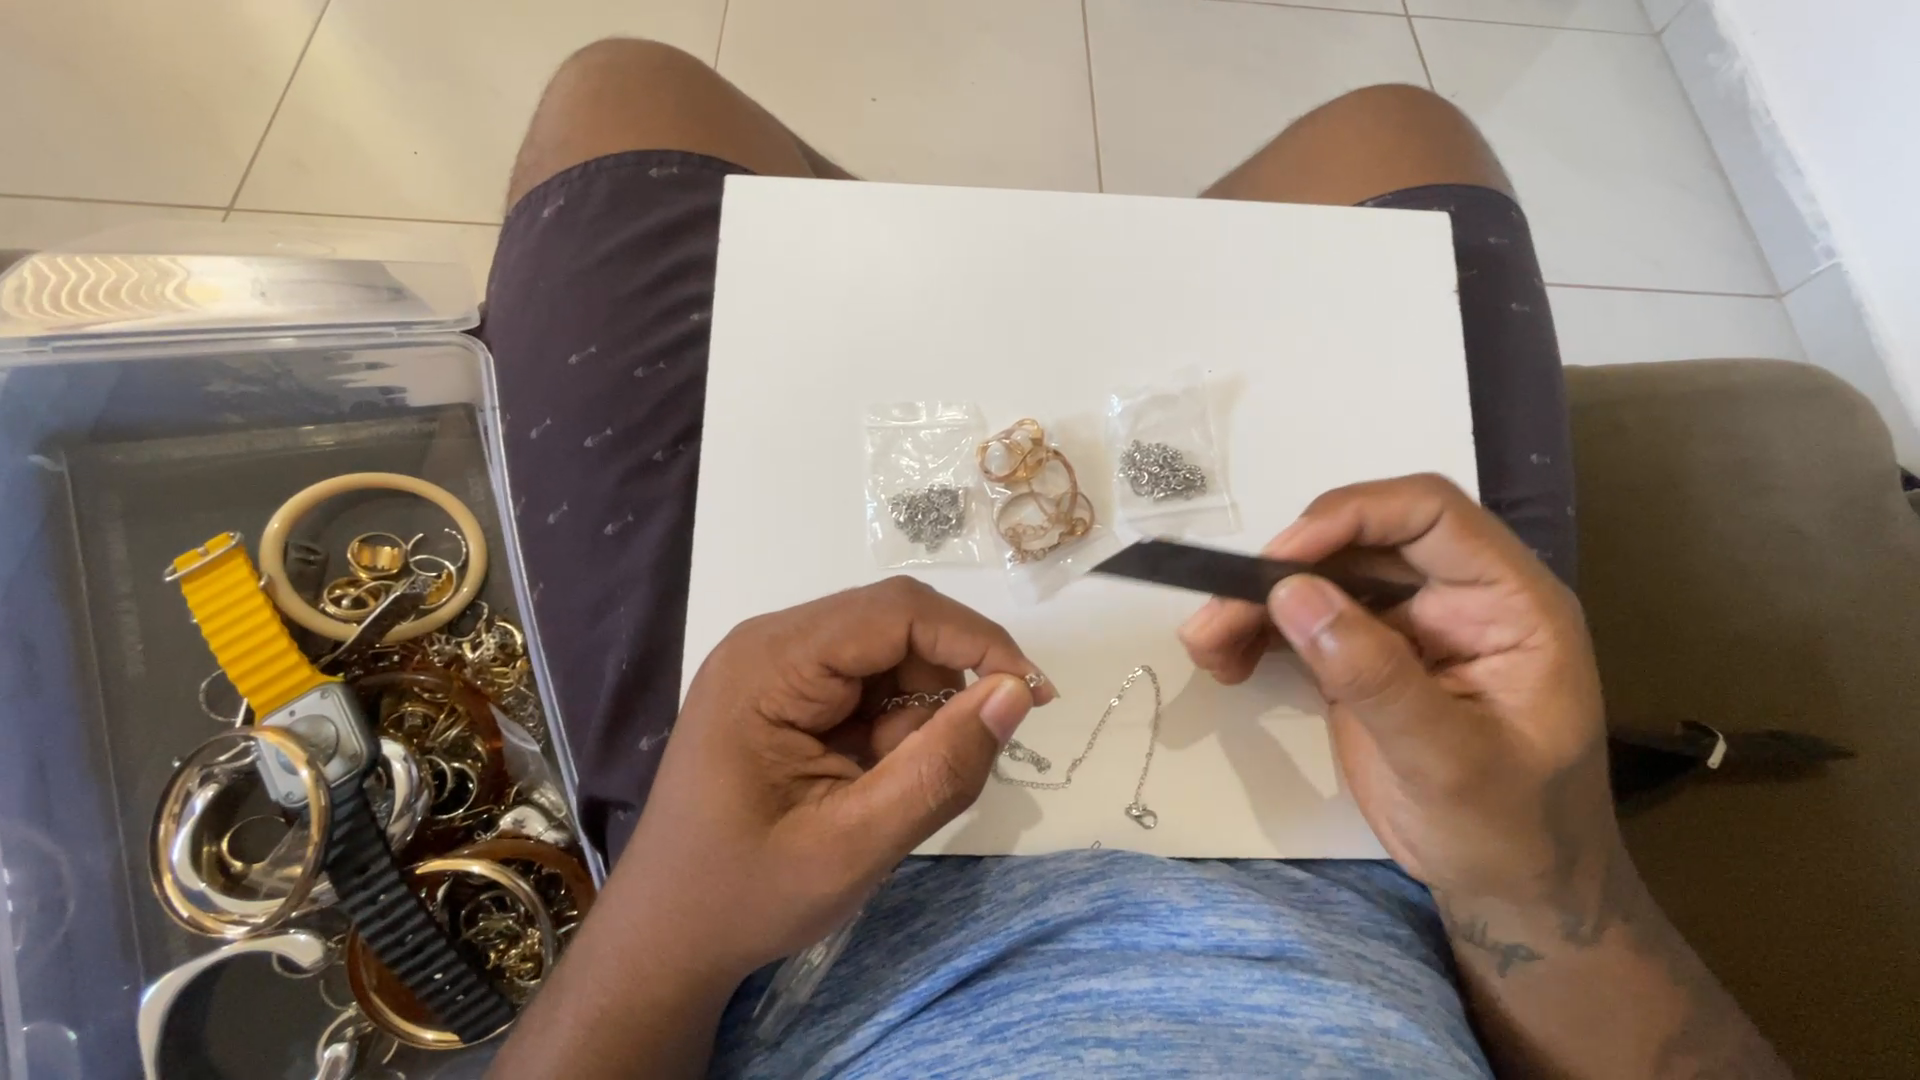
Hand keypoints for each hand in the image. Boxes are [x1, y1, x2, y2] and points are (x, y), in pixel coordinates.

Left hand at [621, 577, 1051, 982]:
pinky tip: (865, 780)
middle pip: (895, 628)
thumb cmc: (745, 898)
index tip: (1030, 696)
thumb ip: (940, 769)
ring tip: (881, 790)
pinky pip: (868, 685)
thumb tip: (1014, 692)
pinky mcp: (785, 691)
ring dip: (915, 718)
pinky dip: (893, 729)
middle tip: (939, 770)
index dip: (974, 641)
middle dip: (938, 693)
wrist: (664, 939)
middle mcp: (771, 643)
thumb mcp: (854, 846)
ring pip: (890, 657)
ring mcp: (775, 665)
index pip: (896, 612)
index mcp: (771, 663)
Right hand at [1179, 474, 1619, 913]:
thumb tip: (1289, 592)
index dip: (1349, 518)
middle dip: (1278, 572)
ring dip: (1253, 604)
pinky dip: (1256, 633)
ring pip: (1317, 579)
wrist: (1506, 891)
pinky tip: (1225, 662)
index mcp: (1507, 602)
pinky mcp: (1364, 653)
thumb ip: (1373, 675)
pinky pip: (1301, 619)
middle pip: (1354, 544)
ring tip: (1205, 647)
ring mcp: (1405, 624)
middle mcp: (1454, 596)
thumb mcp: (1447, 761)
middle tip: (1216, 617)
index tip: (1277, 560)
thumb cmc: (1509, 831)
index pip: (1428, 514)